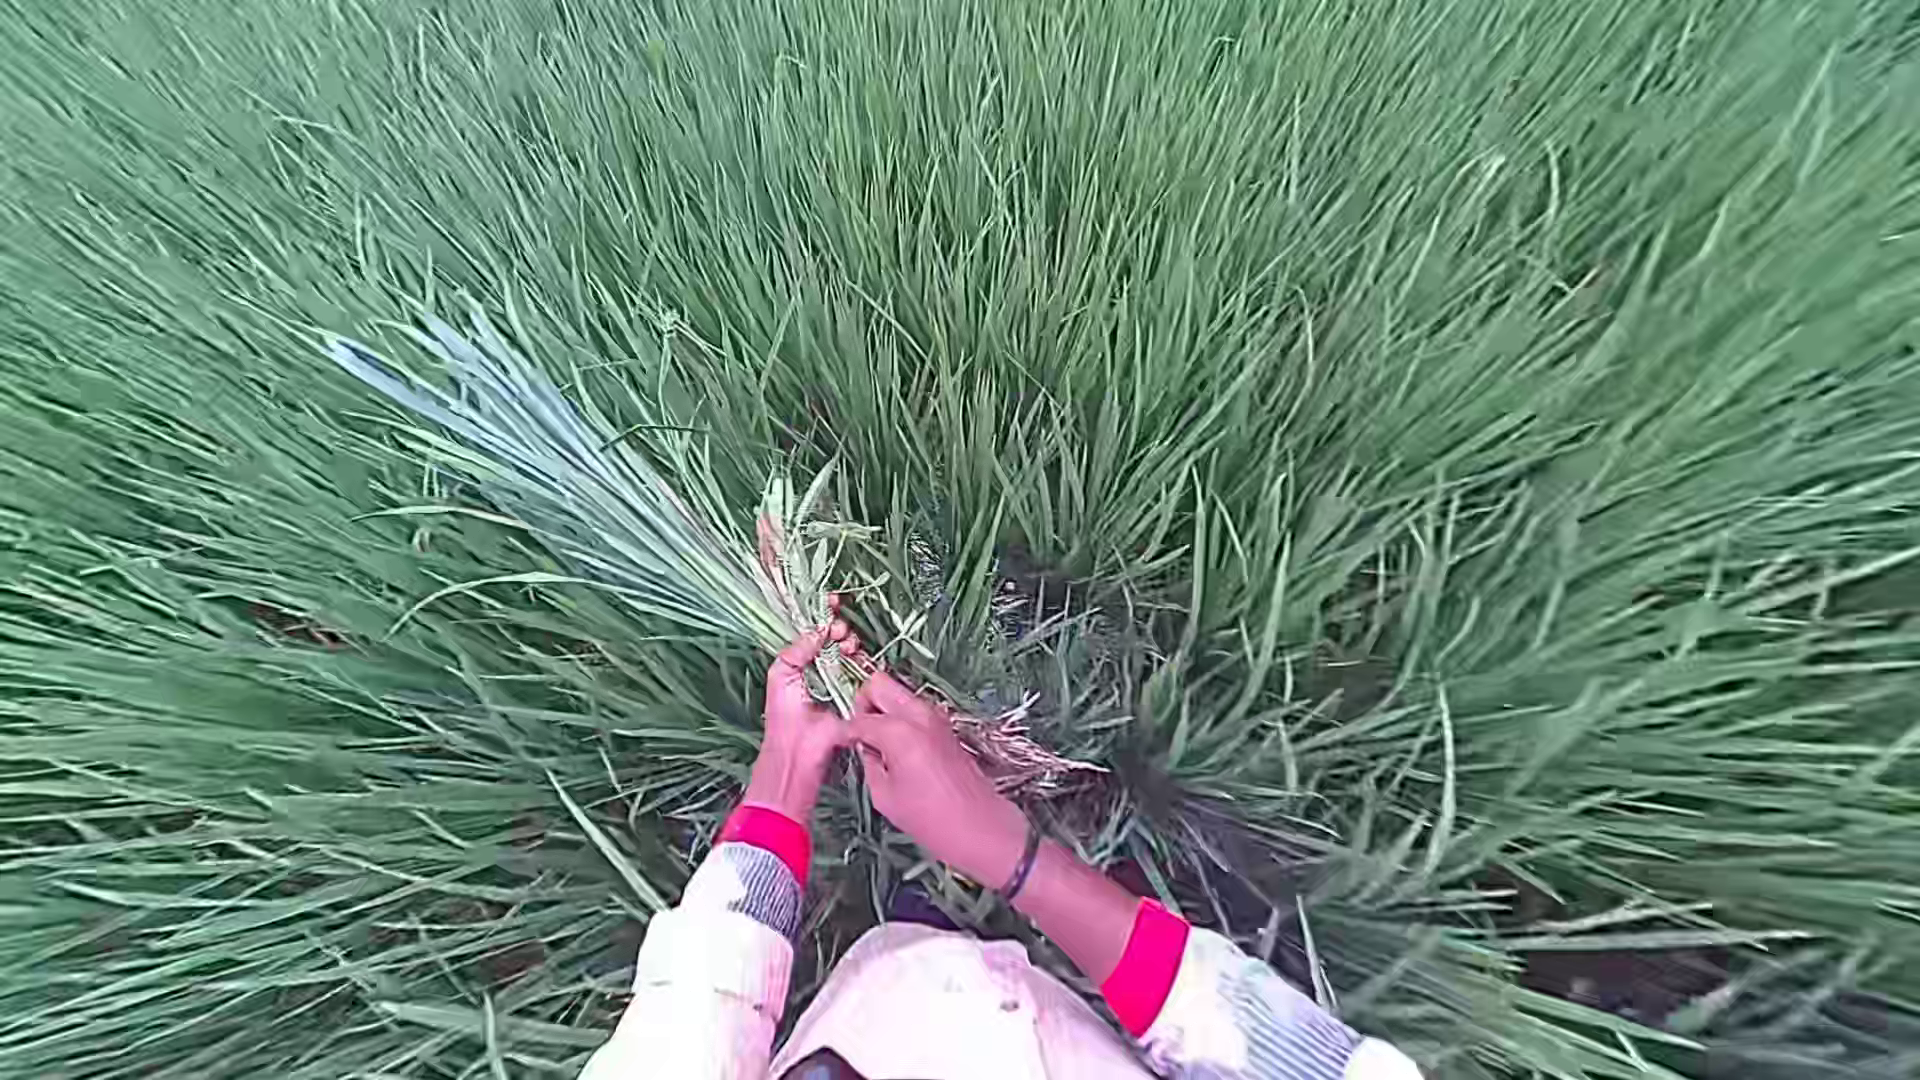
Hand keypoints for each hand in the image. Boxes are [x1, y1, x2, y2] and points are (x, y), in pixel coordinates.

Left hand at [745, 610, 859, 819]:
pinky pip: (861, 669)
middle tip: (839, 629)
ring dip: (849, 641)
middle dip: (838, 627)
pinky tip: (855, 652)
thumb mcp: (781, 674)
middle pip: (834, 638)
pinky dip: (860, 657)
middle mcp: (821, 669)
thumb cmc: (784, 716)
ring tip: (846, 642)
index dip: (822, 615)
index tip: (832, 602)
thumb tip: (816, 631)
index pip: (814, 632)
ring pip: (849, 651)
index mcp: (801, 663)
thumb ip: (796, 649)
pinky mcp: (855, 693)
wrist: (799, 752)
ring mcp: (839, 680)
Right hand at [849, 671, 1028, 884]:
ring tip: (879, 745)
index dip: (844, 731)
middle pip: (879, 683)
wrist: (979, 824)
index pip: (859, 718)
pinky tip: (897, 749)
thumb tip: (865, 747)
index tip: (840, 741)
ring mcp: (934, 716)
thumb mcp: (885, 795)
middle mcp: (918, 714)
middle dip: (864, 703)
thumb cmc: (932, 818)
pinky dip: (899, 718)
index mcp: (899, 731)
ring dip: (883, 709)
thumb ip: (869, 762)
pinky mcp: (944, 724)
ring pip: (897, 693)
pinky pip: (913, 708)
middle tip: (861, 733)